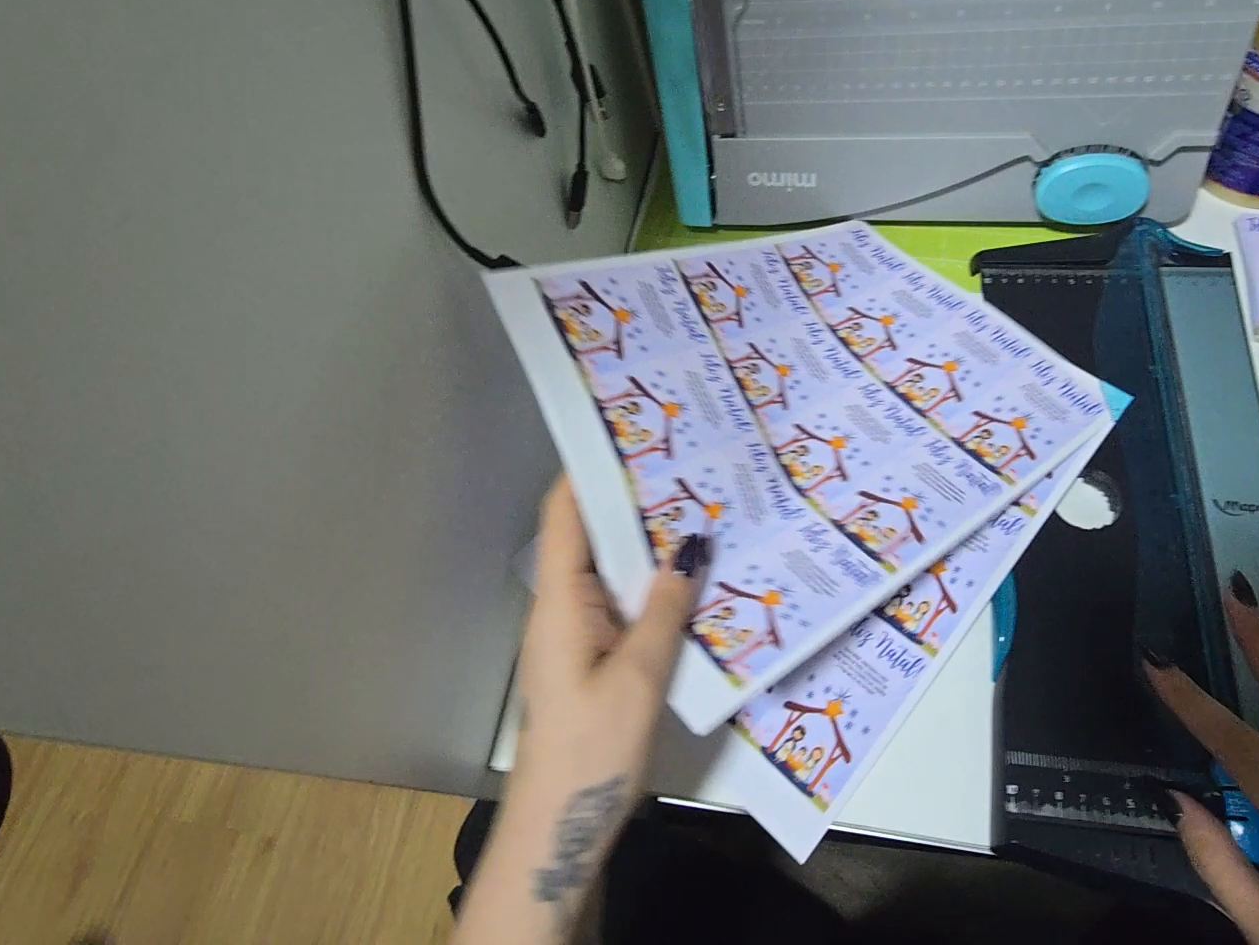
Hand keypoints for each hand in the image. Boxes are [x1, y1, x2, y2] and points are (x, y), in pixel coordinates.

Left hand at [453, 477, 704, 944]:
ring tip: (698, 511)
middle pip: (590, 536)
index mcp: (561, 600)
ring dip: (647, 544)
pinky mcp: (593, 654)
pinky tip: (689, 578)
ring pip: (610, 570)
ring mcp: (577, 631)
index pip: (565, 515)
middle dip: (633, 502)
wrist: (561, 825)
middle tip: (687, 469)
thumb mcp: (640, 675)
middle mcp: (563, 606)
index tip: (630, 433)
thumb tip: (691, 546)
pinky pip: (621, 602)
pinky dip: (650, 584)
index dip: (589, 470)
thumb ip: (666, 609)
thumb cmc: (592, 747)